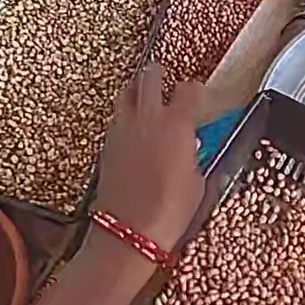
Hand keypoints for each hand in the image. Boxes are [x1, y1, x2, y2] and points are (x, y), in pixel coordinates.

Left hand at [94, 63, 205, 250]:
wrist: (130, 230)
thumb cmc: (171, 210)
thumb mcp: (198, 185)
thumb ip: (196, 159)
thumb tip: (192, 152)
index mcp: (177, 124)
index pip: (188, 89)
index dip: (195, 89)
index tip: (197, 94)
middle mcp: (148, 118)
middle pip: (149, 77)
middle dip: (158, 74)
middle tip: (163, 77)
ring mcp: (123, 128)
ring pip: (125, 92)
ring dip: (136, 90)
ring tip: (144, 97)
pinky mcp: (107, 144)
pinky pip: (116, 118)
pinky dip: (125, 115)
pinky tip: (133, 128)